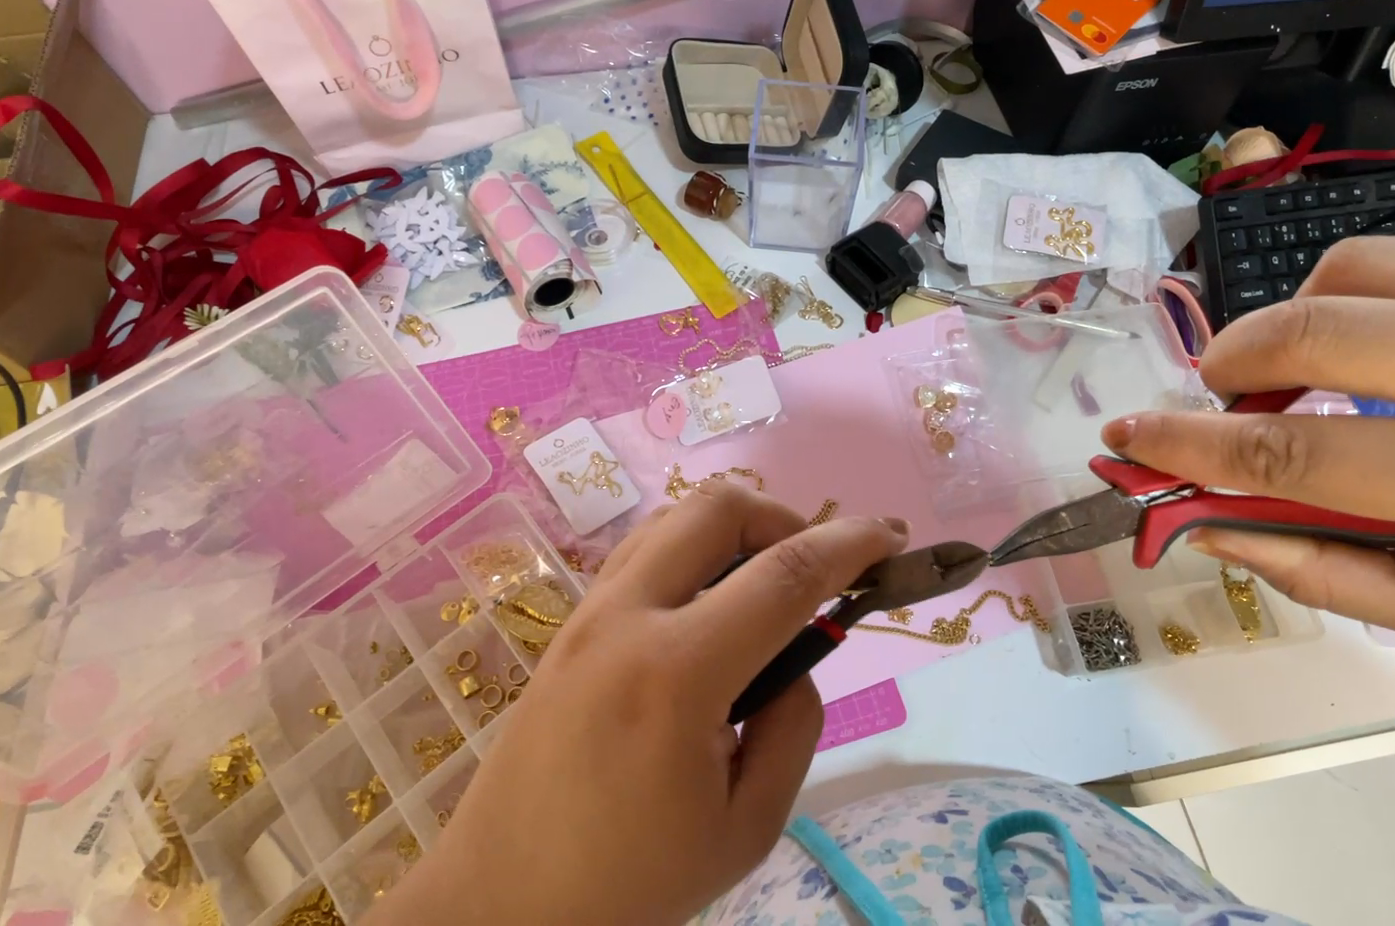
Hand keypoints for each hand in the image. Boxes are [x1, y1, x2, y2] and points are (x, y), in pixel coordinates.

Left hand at [371, 485, 908, 924]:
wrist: (503, 899)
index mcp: (676, 673)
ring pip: (675, 517)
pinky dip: (693, 550)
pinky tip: (708, 605)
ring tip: (766, 586)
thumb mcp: (748, 825)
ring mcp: (588, 612)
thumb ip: (793, 724)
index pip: (783, 575)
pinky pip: (644, 550)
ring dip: (736, 529)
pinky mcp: (571, 624)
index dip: (850, 543)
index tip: (891, 538)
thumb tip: (795, 654)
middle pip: (718, 507)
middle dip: (787, 518)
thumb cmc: (631, 880)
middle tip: (818, 569)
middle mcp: (626, 616)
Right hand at [1104, 238, 1394, 646]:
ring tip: (1305, 367)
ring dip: (1292, 318)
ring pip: (1351, 268)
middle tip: (1221, 394)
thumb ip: (1316, 568)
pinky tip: (1384, 343)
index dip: (1193, 444)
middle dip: (1232, 360)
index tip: (1130, 435)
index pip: (1299, 451)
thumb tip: (1205, 521)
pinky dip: (1357, 297)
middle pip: (1315, 331)